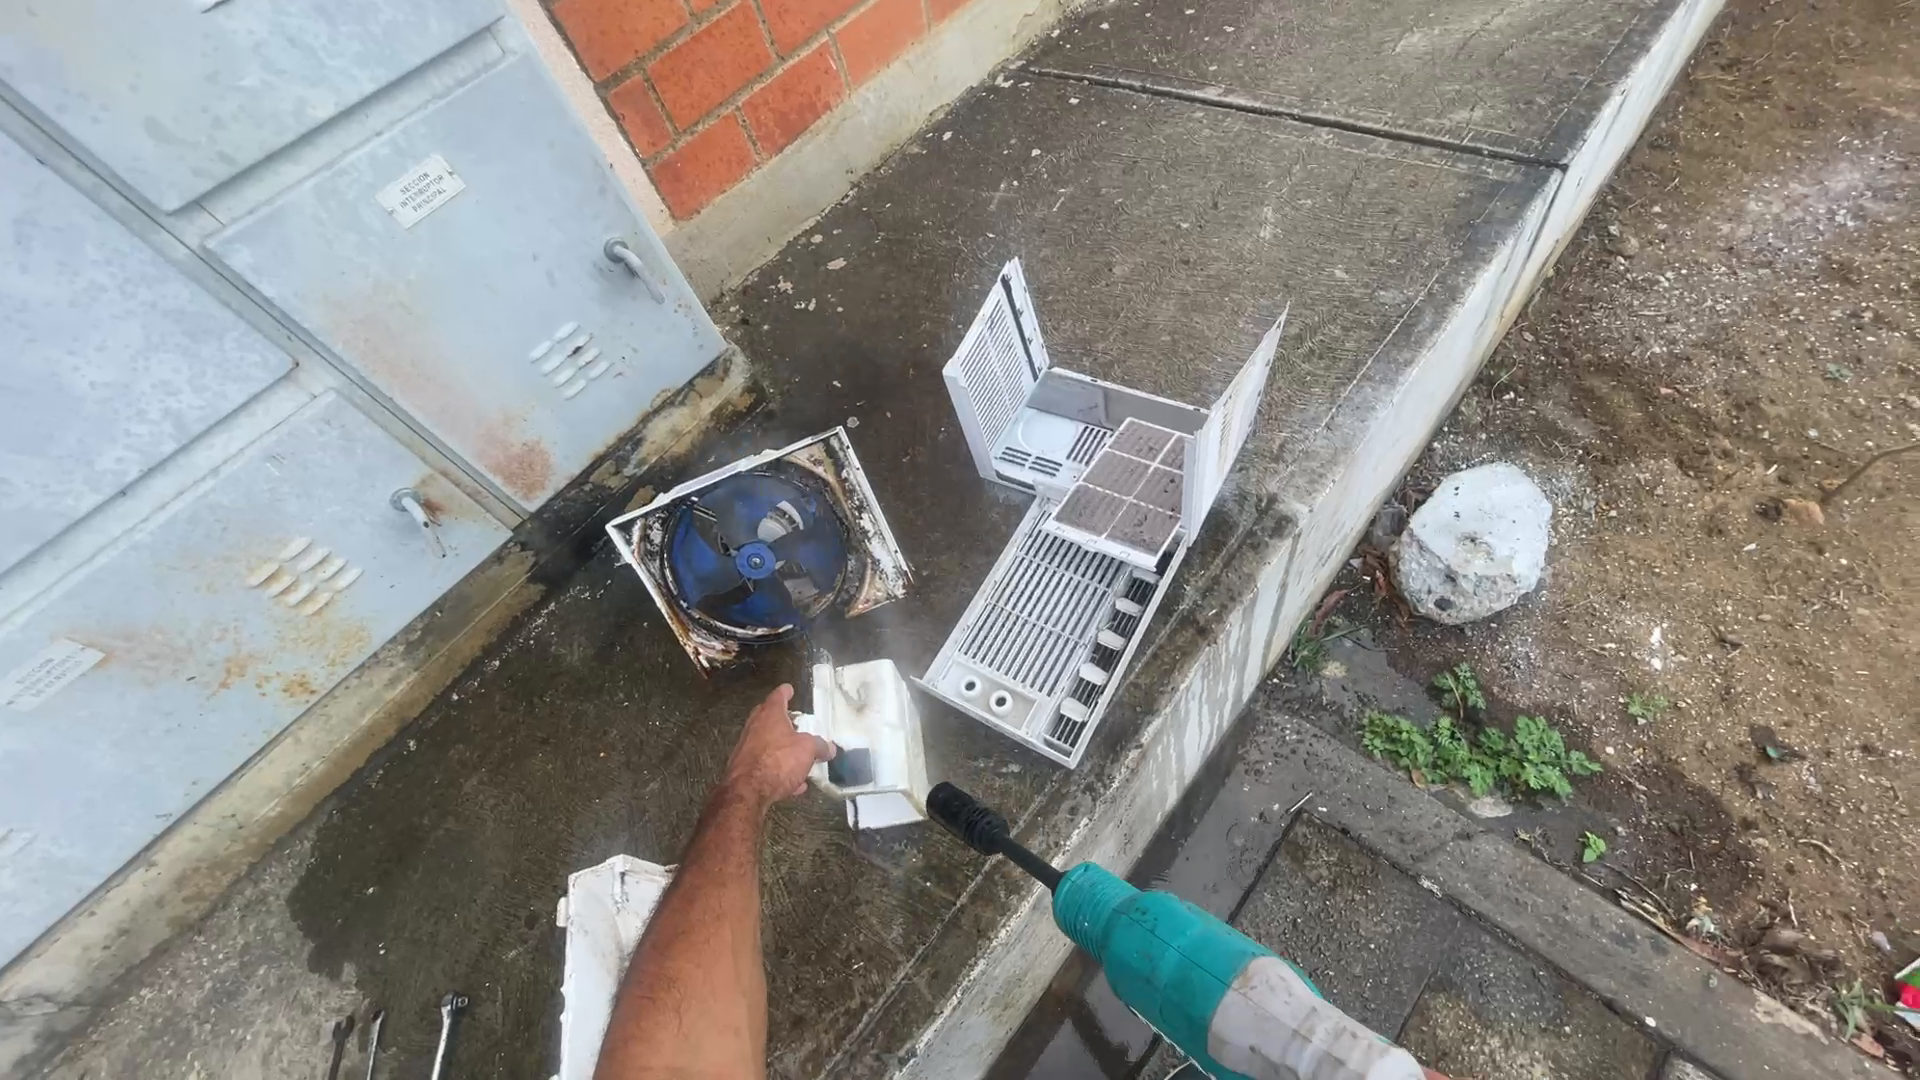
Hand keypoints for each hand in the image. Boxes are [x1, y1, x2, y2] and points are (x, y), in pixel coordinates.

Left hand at [718, 684, 833, 811]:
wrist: (747, 792)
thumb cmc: (778, 761)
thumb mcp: (808, 750)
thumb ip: (819, 746)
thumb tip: (829, 748)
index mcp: (770, 715)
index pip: (777, 696)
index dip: (785, 692)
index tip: (789, 689)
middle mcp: (755, 728)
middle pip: (766, 717)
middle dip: (780, 718)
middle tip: (792, 719)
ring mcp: (746, 748)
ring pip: (766, 743)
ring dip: (780, 747)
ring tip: (797, 756)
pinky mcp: (743, 769)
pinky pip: (764, 765)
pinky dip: (778, 770)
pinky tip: (793, 784)